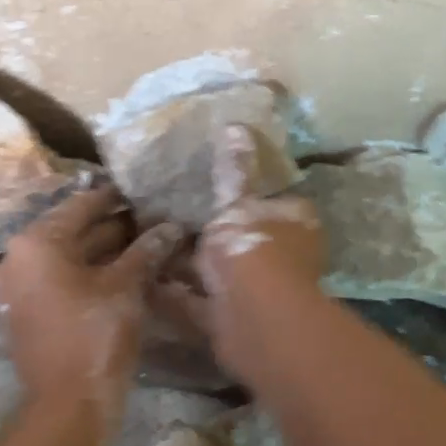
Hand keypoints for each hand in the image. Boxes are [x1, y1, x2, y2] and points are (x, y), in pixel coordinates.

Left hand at [0, 186, 183, 429]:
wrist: (69, 406)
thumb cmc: (95, 336)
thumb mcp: (126, 287)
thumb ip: (146, 250)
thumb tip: (172, 227)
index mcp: (36, 242)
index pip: (82, 205)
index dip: (117, 198)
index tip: (145, 191)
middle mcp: (20, 258)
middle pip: (75, 231)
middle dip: (116, 227)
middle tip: (156, 219)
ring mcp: (21, 287)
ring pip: (72, 258)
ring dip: (108, 252)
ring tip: (151, 244)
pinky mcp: (30, 311)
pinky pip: (64, 280)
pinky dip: (93, 275)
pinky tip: (130, 272)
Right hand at [155, 125, 327, 376]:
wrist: (251, 316)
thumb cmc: (251, 246)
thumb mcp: (237, 199)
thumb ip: (234, 168)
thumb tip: (235, 125)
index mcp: (297, 223)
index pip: (280, 201)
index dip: (254, 196)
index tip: (221, 188)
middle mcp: (285, 257)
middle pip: (249, 239)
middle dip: (219, 234)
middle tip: (178, 216)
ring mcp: (261, 292)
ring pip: (224, 273)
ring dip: (195, 266)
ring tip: (156, 246)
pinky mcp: (234, 320)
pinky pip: (201, 302)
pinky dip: (178, 294)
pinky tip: (149, 282)